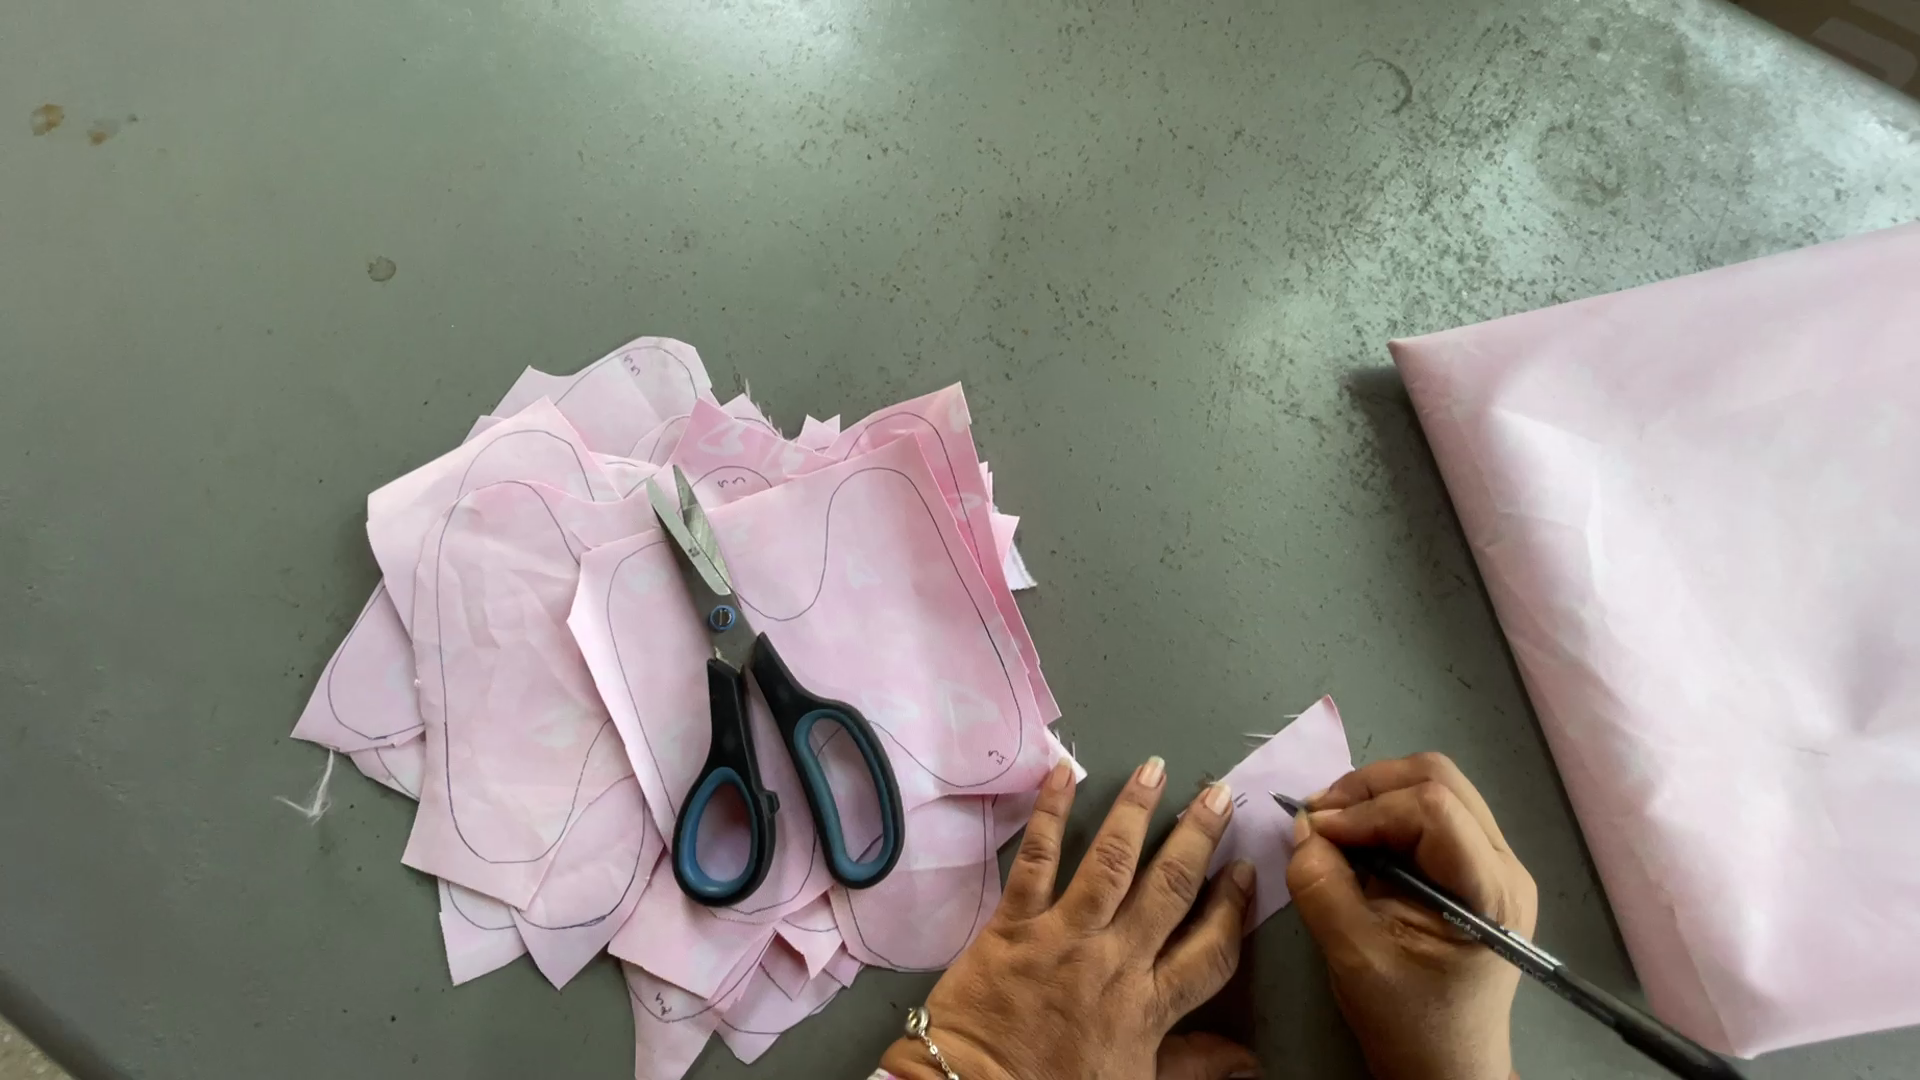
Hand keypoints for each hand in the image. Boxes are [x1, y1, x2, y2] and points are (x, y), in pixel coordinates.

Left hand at [879, 756, 1260, 1079]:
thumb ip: (1192, 1065)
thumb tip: (1249, 1062)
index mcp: (1149, 1004)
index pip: (1209, 948)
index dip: (1232, 908)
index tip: (1245, 869)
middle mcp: (1115, 959)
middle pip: (1168, 887)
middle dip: (1196, 837)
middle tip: (1216, 795)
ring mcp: (1065, 934)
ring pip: (1112, 860)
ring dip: (1135, 810)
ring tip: (1155, 769)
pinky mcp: (1017, 920)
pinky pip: (1037, 857)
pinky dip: (1050, 812)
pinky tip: (1064, 774)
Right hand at [1286, 753, 1537, 1079]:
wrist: (1442, 1064)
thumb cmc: (1406, 1018)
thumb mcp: (1351, 954)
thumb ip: (1320, 882)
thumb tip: (1303, 825)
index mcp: (1489, 892)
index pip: (1430, 808)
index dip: (1364, 809)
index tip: (1316, 832)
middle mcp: (1502, 863)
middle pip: (1436, 776)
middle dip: (1367, 786)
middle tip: (1321, 816)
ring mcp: (1490, 859)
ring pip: (1430, 780)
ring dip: (1371, 792)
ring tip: (1332, 824)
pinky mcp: (1468, 861)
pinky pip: (1423, 804)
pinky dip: (1378, 806)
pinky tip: (1352, 836)